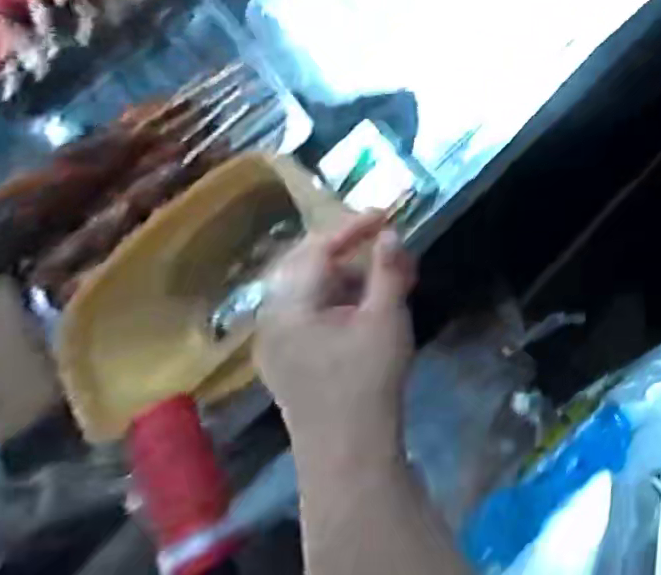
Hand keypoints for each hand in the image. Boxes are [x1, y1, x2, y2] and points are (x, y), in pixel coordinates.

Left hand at [255, 213, 415, 448]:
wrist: (348, 446)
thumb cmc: (367, 375)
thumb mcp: (386, 315)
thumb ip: (387, 269)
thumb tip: (389, 233)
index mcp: (289, 308)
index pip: (315, 250)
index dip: (351, 227)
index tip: (387, 214)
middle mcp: (272, 321)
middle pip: (302, 266)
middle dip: (345, 246)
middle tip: (384, 238)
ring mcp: (276, 342)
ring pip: (306, 288)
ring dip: (345, 271)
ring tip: (387, 272)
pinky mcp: (288, 358)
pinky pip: (308, 309)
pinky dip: (338, 293)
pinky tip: (368, 301)